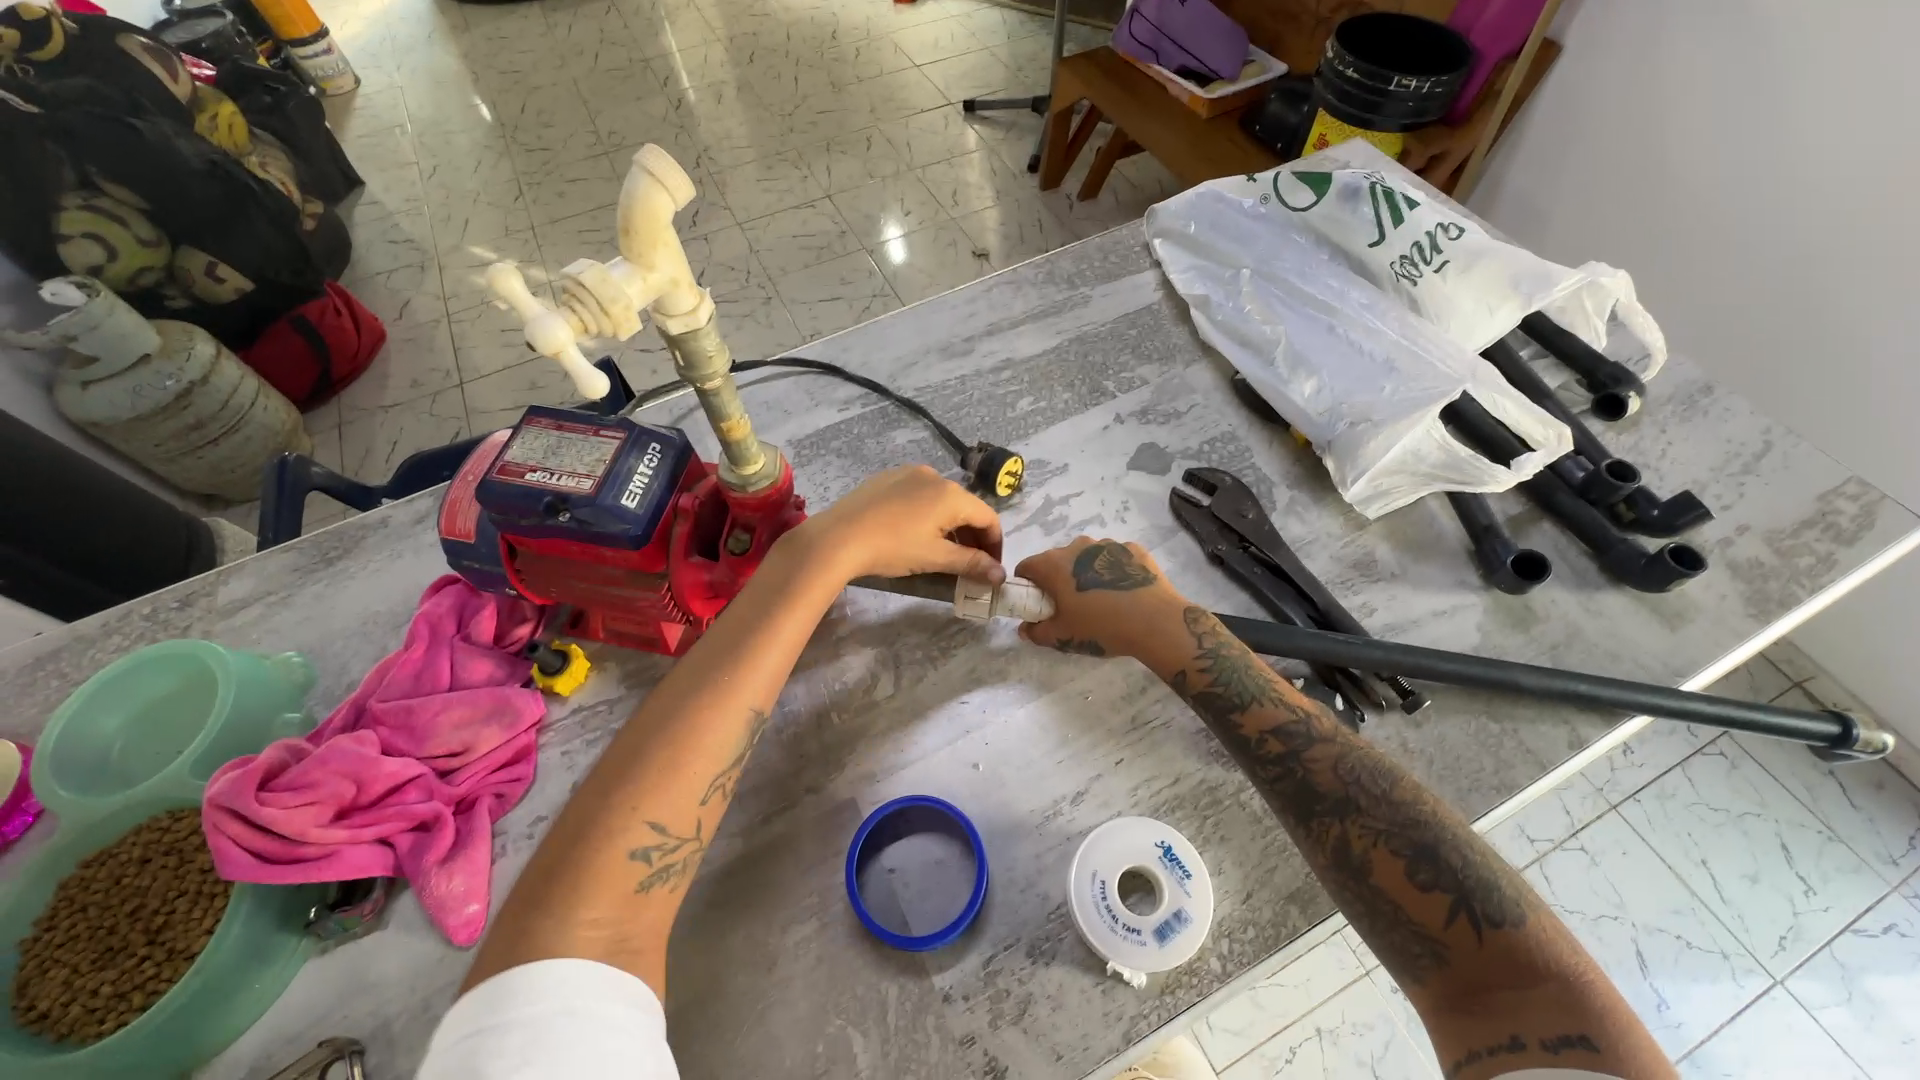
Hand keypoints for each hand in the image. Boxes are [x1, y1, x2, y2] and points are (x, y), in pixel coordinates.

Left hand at [789, 466, 1004, 584]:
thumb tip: (1000, 574)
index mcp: (952, 494)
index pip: (988, 518)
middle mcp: (934, 476)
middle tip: (969, 565)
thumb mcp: (936, 558)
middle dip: (972, 537)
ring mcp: (908, 474)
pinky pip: (918, 495)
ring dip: (950, 526)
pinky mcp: (887, 478)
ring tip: (941, 552)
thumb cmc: (892, 548)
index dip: (995, 545)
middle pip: (966, 507)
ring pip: (941, 501)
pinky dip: (927, 515)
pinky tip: (913, 534)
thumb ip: (972, 563)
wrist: (837, 537)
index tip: (991, 568)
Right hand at [1015, 537, 1188, 659]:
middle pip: (1057, 561)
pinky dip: (1113, 572)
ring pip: (1087, 558)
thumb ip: (1037, 632)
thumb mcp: (1063, 636)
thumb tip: (1025, 629)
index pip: (1027, 567)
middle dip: (1058, 580)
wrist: (1156, 622)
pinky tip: (1125, 593)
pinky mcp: (1134, 550)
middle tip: (1070, 606)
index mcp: (1054, 564)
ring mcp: (1108, 545)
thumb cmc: (1101, 627)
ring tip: (1101, 600)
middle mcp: (1078, 546)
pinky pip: (1114, 560)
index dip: (1027, 586)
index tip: (1038, 604)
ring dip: (1086, 574)